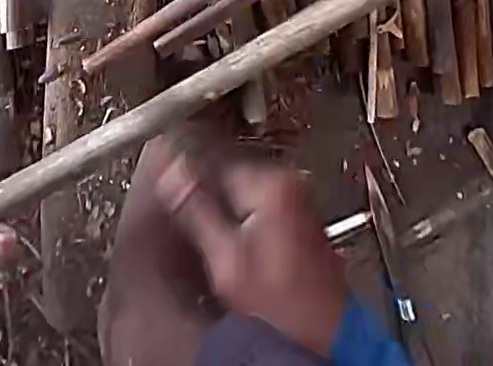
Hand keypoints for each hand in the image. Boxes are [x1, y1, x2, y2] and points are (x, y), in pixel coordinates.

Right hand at [155, 148, 349, 354]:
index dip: (186, 172)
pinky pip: (254, 196)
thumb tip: (167, 173)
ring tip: (212, 228)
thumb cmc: (285, 305)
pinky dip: (238, 209)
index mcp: (273, 183)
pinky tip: (231, 233)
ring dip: (221, 200)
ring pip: (239, 183)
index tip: (168, 178)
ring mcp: (296, 195)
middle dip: (205, 188)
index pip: (213, 158)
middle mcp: (288, 181)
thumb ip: (193, 209)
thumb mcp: (226, 257)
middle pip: (226, 170)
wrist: (325, 335)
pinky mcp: (296, 210)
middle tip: (188, 208)